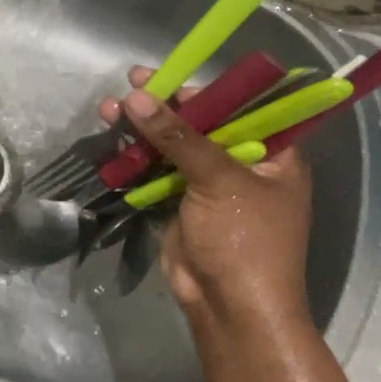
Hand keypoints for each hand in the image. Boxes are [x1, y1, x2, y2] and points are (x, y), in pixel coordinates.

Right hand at [98, 67, 313, 323]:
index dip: (207, 90)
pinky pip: (153, 171)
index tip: (170, 76)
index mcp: (273, 158)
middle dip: (164, 106)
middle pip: (200, 124)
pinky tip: (110, 141)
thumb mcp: (216, 181)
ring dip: (140, 128)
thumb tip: (136, 96)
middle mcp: (242, 166)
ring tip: (107, 110)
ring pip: (170, 146)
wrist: (229, 305)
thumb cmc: (244, 240)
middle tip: (131, 83)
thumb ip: (177, 136)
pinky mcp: (177, 203)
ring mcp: (207, 186)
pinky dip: (132, 156)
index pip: (243, 109)